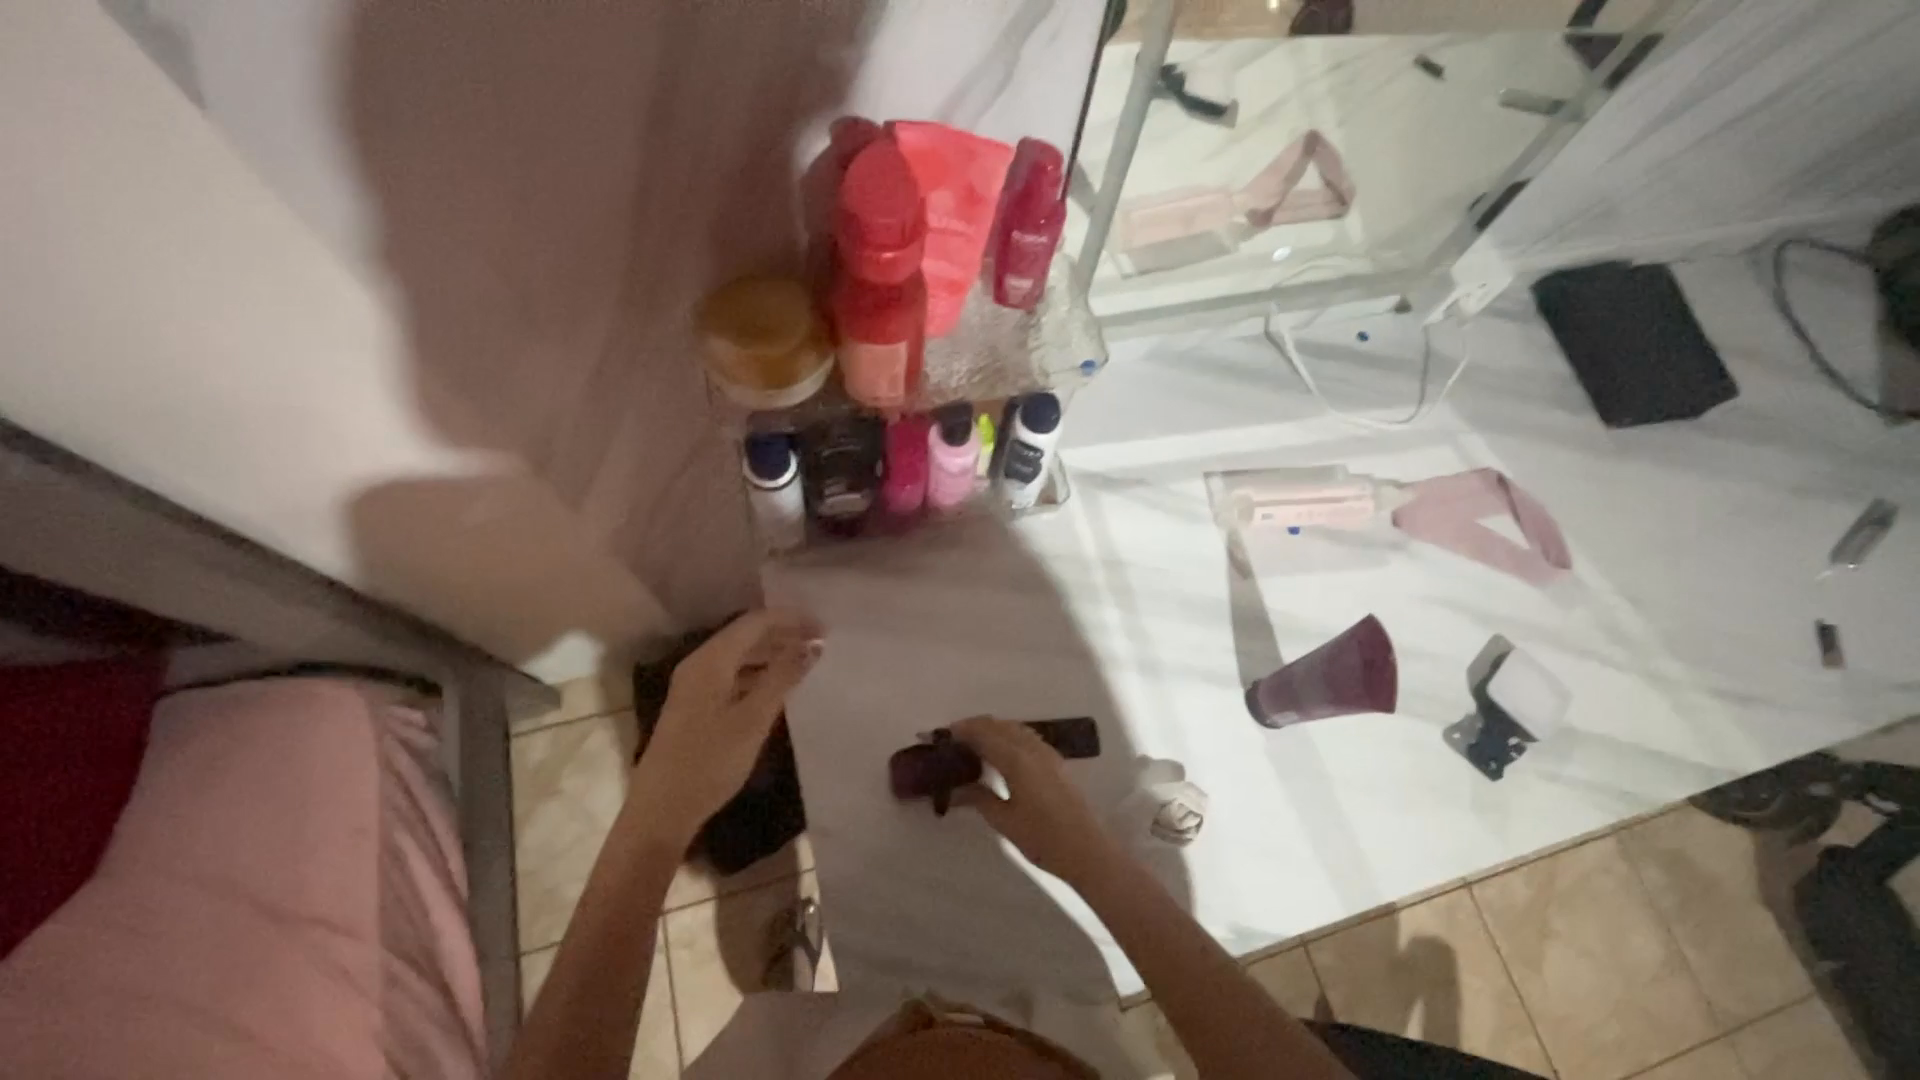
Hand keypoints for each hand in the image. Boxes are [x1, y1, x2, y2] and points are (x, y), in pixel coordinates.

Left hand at [630, 610, 822, 840]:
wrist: (663, 810)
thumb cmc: (710, 762)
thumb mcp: (753, 719)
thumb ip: (783, 678)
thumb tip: (813, 645)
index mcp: (710, 661)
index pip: (755, 622)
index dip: (791, 619)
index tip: (825, 628)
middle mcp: (699, 665)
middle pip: (745, 635)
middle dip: (783, 634)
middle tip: (821, 643)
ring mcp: (695, 686)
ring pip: (739, 656)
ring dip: (772, 654)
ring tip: (806, 661)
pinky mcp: (696, 706)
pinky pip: (732, 675)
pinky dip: (758, 674)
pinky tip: (779, 687)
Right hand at [951, 716, 1123, 888]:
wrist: (1088, 852)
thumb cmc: (1043, 840)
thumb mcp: (1005, 822)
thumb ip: (979, 799)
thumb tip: (954, 789)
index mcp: (1016, 760)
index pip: (983, 734)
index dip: (960, 731)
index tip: (940, 737)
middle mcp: (1032, 749)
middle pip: (999, 726)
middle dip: (974, 727)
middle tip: (952, 741)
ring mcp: (1047, 753)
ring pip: (1014, 729)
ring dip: (992, 729)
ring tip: (972, 745)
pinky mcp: (1056, 762)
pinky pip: (1026, 737)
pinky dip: (1008, 736)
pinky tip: (1001, 753)